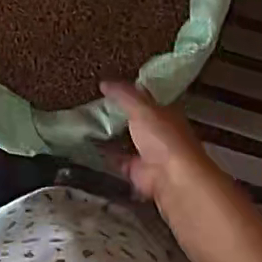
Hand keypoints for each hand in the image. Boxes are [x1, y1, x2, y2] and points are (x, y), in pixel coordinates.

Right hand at [101, 80, 220, 204]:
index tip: (112, 86)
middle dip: (120, 114)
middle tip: (95, 107)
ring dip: (114, 136)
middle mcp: (161, 131)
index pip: (149, 96)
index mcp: (166, 111)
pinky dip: (107, 158)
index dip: (132, 90)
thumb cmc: (163, 137)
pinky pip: (120, 161)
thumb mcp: (142, 108)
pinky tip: (92, 151)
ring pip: (129, 140)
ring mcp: (151, 152)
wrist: (172, 178)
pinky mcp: (140, 172)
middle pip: (138, 119)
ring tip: (89, 127)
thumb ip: (123, 94)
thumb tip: (104, 83)